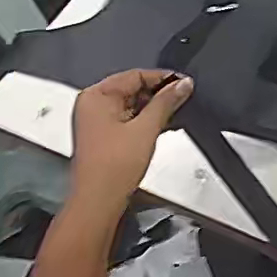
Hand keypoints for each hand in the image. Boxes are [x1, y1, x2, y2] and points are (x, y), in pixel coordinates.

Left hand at [69, 69, 191, 208]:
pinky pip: (126, 119)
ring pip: (131, 105)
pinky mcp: (102, 136)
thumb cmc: (113, 166)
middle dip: (158, 95)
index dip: (162, 78)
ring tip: (176, 114)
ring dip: (153, 109)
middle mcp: (92, 104)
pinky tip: (162, 126)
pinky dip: (144, 121)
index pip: (134, 75)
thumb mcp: (146, 129)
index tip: (184, 83)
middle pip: (132, 89)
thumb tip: (183, 84)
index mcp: (96, 95)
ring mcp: (96, 121)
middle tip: (183, 99)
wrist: (98, 201)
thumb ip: (166, 102)